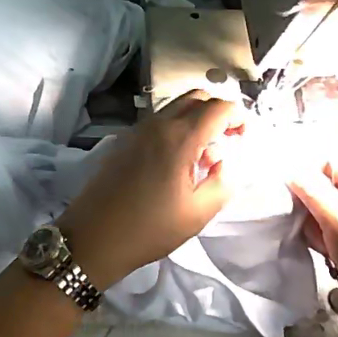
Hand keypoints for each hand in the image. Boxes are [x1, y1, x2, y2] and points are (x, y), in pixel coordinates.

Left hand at [57, 91, 243, 287]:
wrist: (92, 239)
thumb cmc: (149, 229)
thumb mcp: (198, 214)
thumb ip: (222, 182)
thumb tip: (223, 162)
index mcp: (179, 138)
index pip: (218, 107)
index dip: (238, 115)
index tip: (245, 135)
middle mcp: (158, 125)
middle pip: (196, 97)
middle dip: (218, 111)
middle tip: (228, 138)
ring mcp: (137, 131)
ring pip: (175, 107)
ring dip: (196, 119)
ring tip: (204, 154)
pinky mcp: (124, 142)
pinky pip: (158, 122)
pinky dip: (177, 128)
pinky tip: (178, 161)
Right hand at [288, 155, 337, 332]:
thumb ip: (313, 190)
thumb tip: (289, 167)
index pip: (330, 157)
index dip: (307, 170)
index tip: (290, 188)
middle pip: (322, 184)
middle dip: (308, 203)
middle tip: (310, 222)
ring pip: (321, 211)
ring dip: (313, 226)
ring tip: (324, 244)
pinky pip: (327, 232)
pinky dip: (322, 242)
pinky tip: (328, 255)